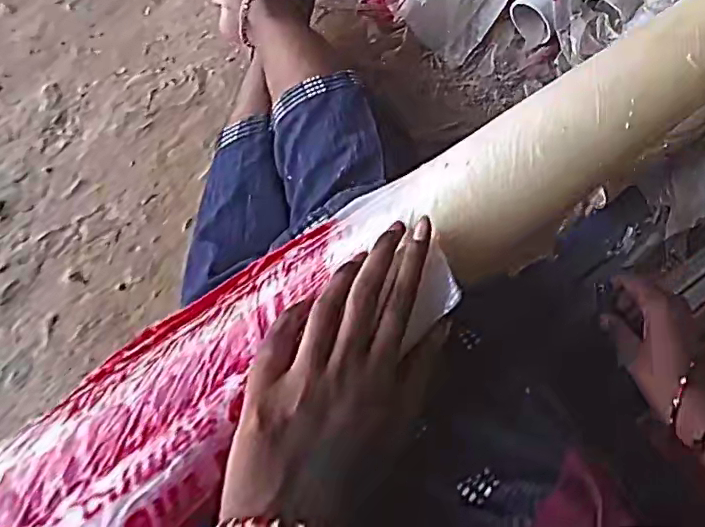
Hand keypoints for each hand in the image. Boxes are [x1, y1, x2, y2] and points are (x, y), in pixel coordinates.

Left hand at [220, 218, 445, 523]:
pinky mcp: (263, 389)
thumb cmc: (351, 477)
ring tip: (360, 254)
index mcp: (379, 375)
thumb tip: (441, 327)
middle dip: (383, 252)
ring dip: (345, 272)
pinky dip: (294, 309)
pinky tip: (307, 297)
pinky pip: (279, 334)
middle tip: (394, 226)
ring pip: (326, 305)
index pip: (401, 301)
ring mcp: (301, 375)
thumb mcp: (400, 428)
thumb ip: (422, 373)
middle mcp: (344, 366)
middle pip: (366, 293)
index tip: (422, 229)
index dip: (413, 260)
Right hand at [600, 274, 696, 426]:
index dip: (619, 282)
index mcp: (660, 304)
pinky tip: (641, 331)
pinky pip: (668, 311)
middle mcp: (676, 303)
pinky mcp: (691, 328)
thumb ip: (617, 330)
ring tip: (623, 322)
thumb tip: (605, 318)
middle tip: (612, 308)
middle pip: (649, 288)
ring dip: (642, 306)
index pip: (636, 281)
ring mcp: (686, 315)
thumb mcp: (632, 354)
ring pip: (659, 300)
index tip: (606, 287)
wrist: (695, 404)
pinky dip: (654, 315)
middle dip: (630, 296)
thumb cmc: (662, 378)